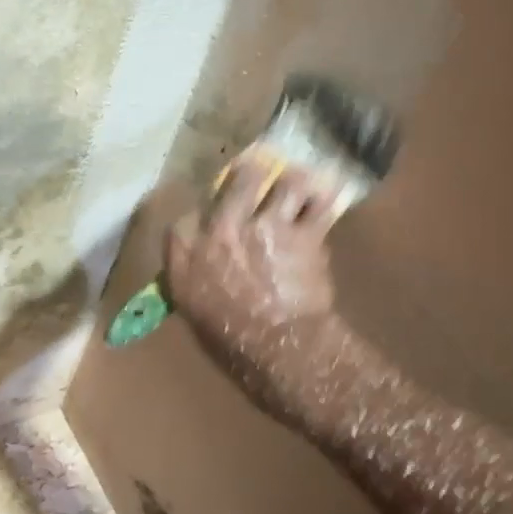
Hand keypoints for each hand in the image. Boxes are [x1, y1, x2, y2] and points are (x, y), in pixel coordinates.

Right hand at [164, 150, 349, 417]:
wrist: (275, 345)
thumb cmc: (225, 332)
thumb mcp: (187, 301)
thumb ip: (187, 269)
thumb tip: (191, 257)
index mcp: (185, 246)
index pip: (189, 210)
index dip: (205, 207)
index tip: (214, 210)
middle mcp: (222, 226)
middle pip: (241, 176)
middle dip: (254, 169)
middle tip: (263, 168)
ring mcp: (266, 225)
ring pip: (288, 181)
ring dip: (297, 180)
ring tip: (301, 183)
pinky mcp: (304, 234)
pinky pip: (322, 205)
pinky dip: (326, 200)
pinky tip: (327, 197)